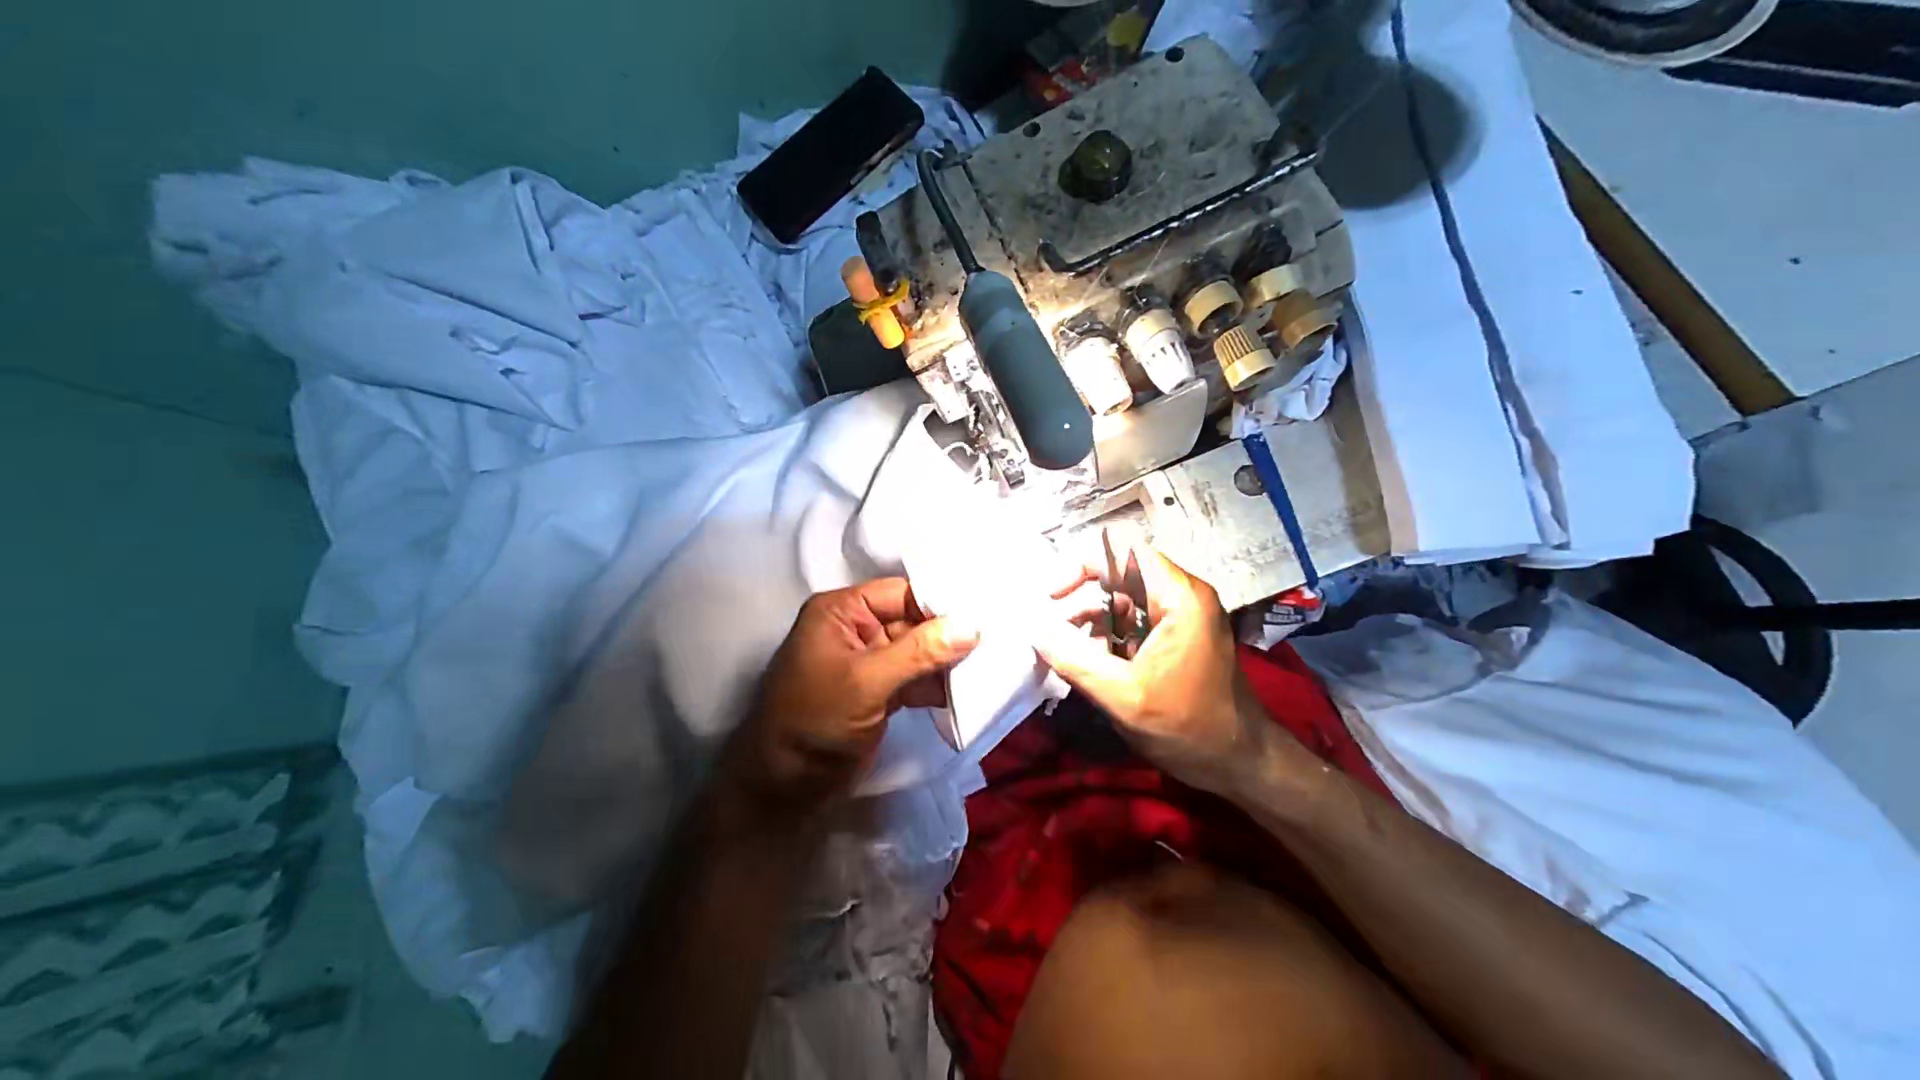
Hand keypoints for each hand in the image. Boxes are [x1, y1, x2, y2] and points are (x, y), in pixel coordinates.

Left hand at [726, 578, 978, 813]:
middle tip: (998, 638)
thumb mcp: (866, 682)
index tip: (985, 611)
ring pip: (919, 651)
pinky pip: (916, 678)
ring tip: (992, 663)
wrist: (784, 788)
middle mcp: (856, 630)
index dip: (942, 602)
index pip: (902, 593)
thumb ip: (920, 651)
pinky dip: (939, 685)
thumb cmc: (815, 722)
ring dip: (949, 662)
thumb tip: (972, 625)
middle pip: (914, 620)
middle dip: (951, 633)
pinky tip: (971, 689)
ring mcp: (869, 663)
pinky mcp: (879, 692)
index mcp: (842, 612)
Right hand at [1035, 539, 1281, 797]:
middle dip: (1082, 596)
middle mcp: (1183, 596)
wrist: (1239, 763)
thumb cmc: (1187, 727)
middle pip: (1121, 575)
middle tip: (1050, 624)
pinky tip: (1087, 659)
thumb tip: (1033, 632)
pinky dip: (1108, 636)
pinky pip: (1135, 623)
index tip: (1053, 595)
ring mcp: (1182, 617)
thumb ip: (1074, 660)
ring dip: (1092, 619)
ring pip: (1125, 600)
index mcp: (1179, 597)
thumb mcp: (1122, 696)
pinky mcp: (1177, 638)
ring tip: (1064, 646)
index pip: (1124, 552)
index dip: (1084, 565)